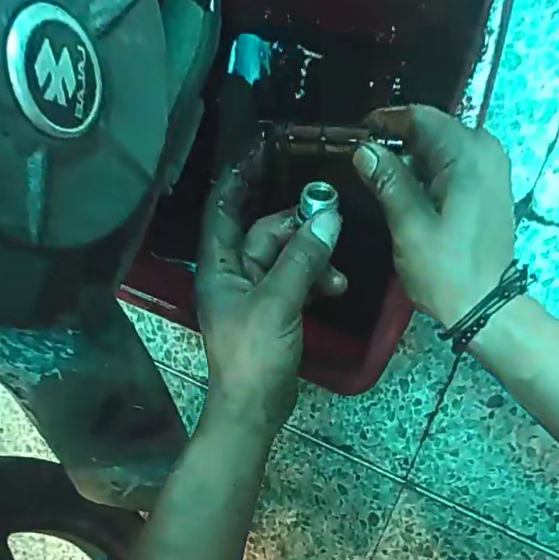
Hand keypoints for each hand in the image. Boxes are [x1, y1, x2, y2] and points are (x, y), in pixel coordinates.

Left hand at [196, 156, 345, 435]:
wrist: (256, 407)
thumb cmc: (255, 354)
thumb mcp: (279, 302)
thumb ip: (303, 259)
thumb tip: (329, 217)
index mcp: (220, 267)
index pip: (223, 210)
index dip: (239, 180)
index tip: (263, 152)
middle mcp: (234, 275)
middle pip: (265, 234)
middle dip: (299, 229)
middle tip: (333, 223)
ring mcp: (256, 295)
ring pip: (287, 260)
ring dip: (314, 260)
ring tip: (338, 275)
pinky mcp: (276, 313)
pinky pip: (296, 283)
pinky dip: (315, 281)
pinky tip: (336, 286)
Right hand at [353, 105, 516, 326]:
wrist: (486, 307)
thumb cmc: (446, 271)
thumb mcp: (410, 227)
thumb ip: (388, 182)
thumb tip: (363, 150)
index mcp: (468, 154)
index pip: (421, 117)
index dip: (385, 122)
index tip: (356, 135)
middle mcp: (486, 150)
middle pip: (434, 130)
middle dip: (398, 141)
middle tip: (365, 161)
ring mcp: (493, 169)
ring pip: (444, 148)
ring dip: (413, 159)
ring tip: (381, 178)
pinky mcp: (491, 188)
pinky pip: (456, 166)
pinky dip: (432, 173)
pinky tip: (410, 192)